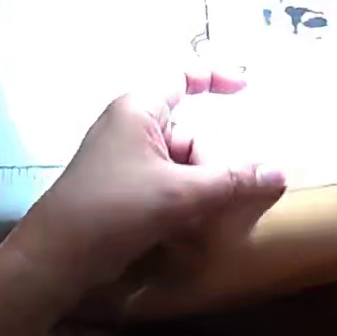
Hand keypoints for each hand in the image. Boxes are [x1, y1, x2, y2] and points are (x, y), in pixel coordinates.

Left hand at [2, 69, 285, 309]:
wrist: (56, 259)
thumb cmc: (113, 211)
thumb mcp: (180, 195)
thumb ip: (232, 182)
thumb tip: (279, 172)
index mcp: (138, 110)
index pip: (181, 76)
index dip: (215, 76)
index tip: (247, 89)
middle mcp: (131, 128)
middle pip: (190, 133)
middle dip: (212, 165)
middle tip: (217, 198)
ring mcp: (125, 162)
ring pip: (182, 165)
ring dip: (200, 190)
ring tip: (202, 220)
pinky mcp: (123, 191)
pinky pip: (166, 185)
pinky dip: (184, 202)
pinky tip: (188, 228)